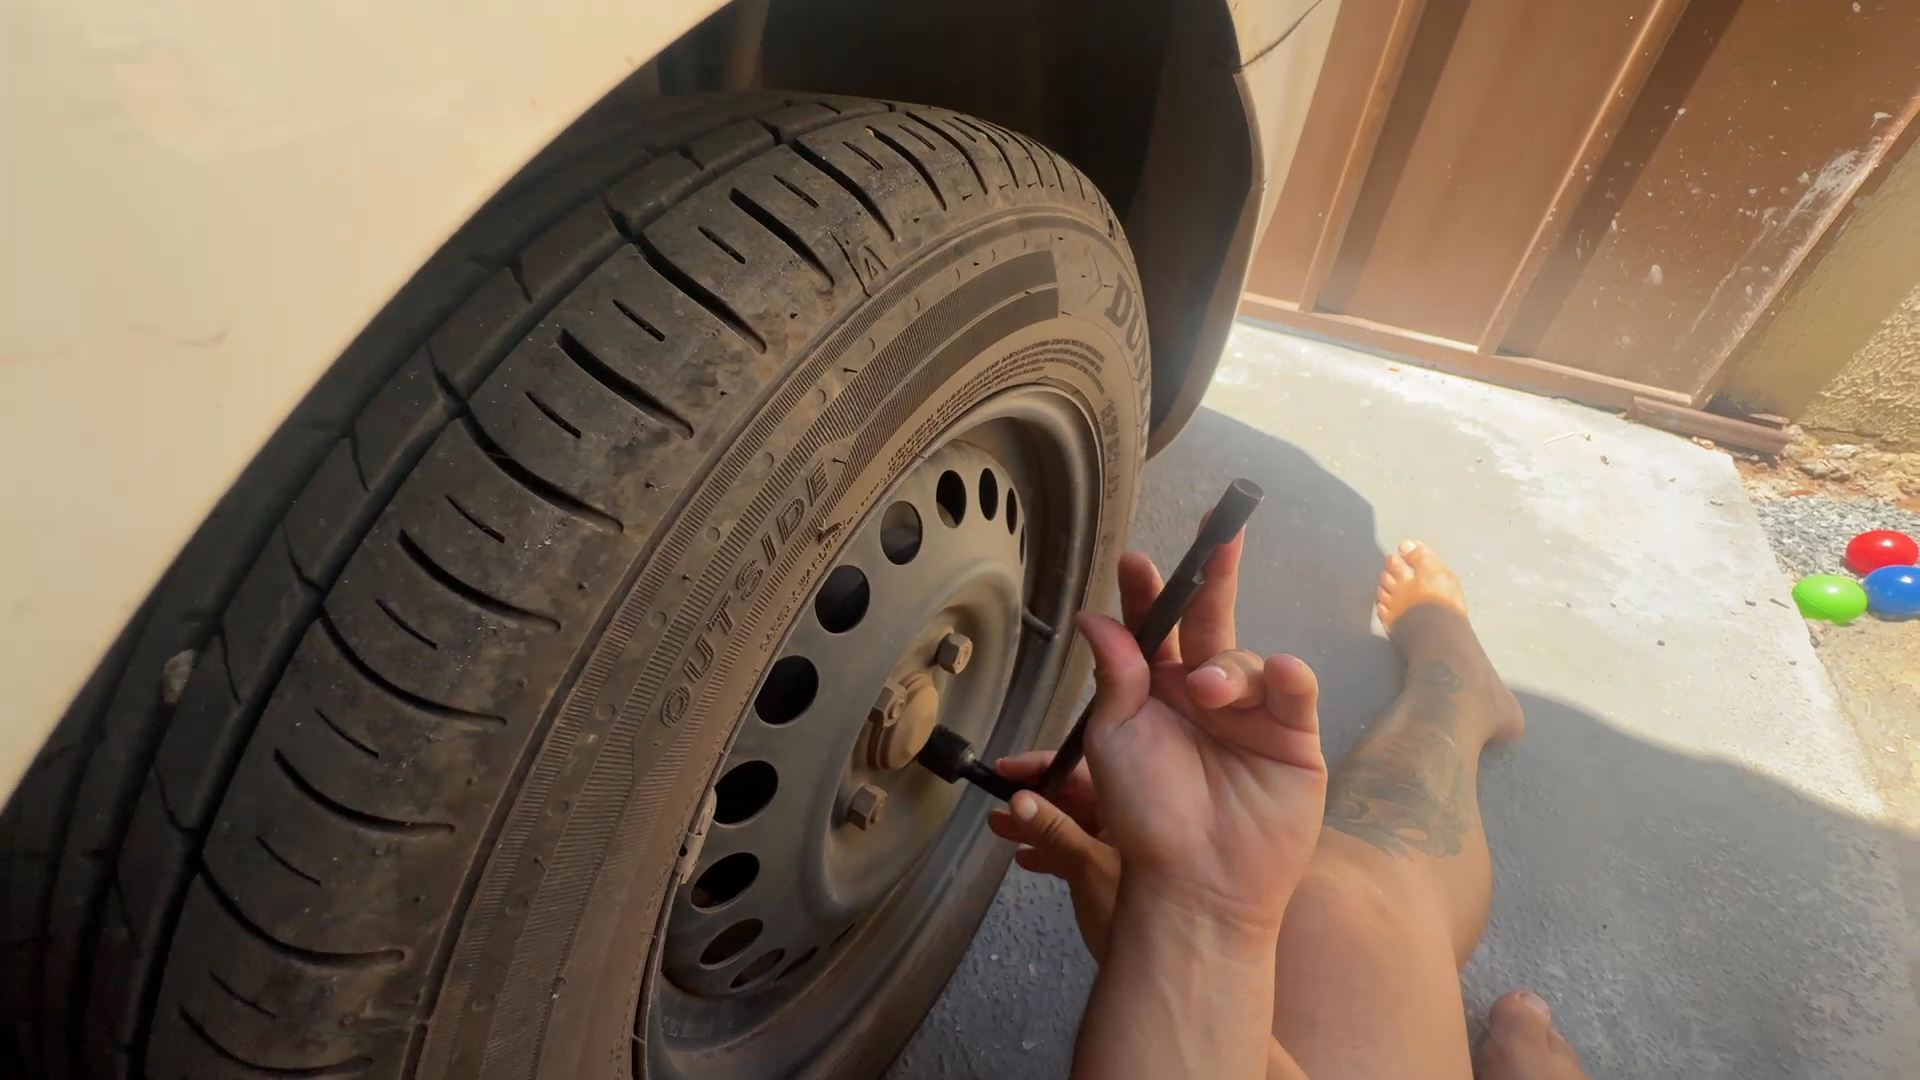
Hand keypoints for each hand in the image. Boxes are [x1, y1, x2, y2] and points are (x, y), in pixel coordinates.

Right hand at [988, 751, 1119, 959]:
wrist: (1166, 973)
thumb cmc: (1132, 909)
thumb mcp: (1088, 867)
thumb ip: (1053, 831)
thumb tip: (1017, 799)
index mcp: (1130, 808)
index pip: (1080, 773)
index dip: (1041, 767)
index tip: (1006, 768)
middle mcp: (1126, 823)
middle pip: (1073, 799)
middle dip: (1033, 798)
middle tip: (996, 796)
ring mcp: (1118, 851)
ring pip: (1070, 827)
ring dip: (1034, 826)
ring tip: (997, 825)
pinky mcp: (1109, 878)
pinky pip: (1074, 855)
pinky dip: (1050, 854)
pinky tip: (1023, 859)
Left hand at [993, 528, 1327, 937]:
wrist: (1195, 881)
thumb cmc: (1145, 811)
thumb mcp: (1115, 735)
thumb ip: (1115, 672)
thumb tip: (1095, 615)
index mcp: (1155, 689)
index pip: (1153, 628)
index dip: (1147, 593)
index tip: (1135, 560)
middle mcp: (1200, 693)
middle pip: (1207, 621)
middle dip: (1211, 575)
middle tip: (1216, 531)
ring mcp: (1247, 711)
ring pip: (1243, 655)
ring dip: (1225, 663)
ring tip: (1203, 689)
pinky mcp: (1292, 734)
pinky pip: (1294, 686)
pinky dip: (1284, 672)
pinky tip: (1274, 671)